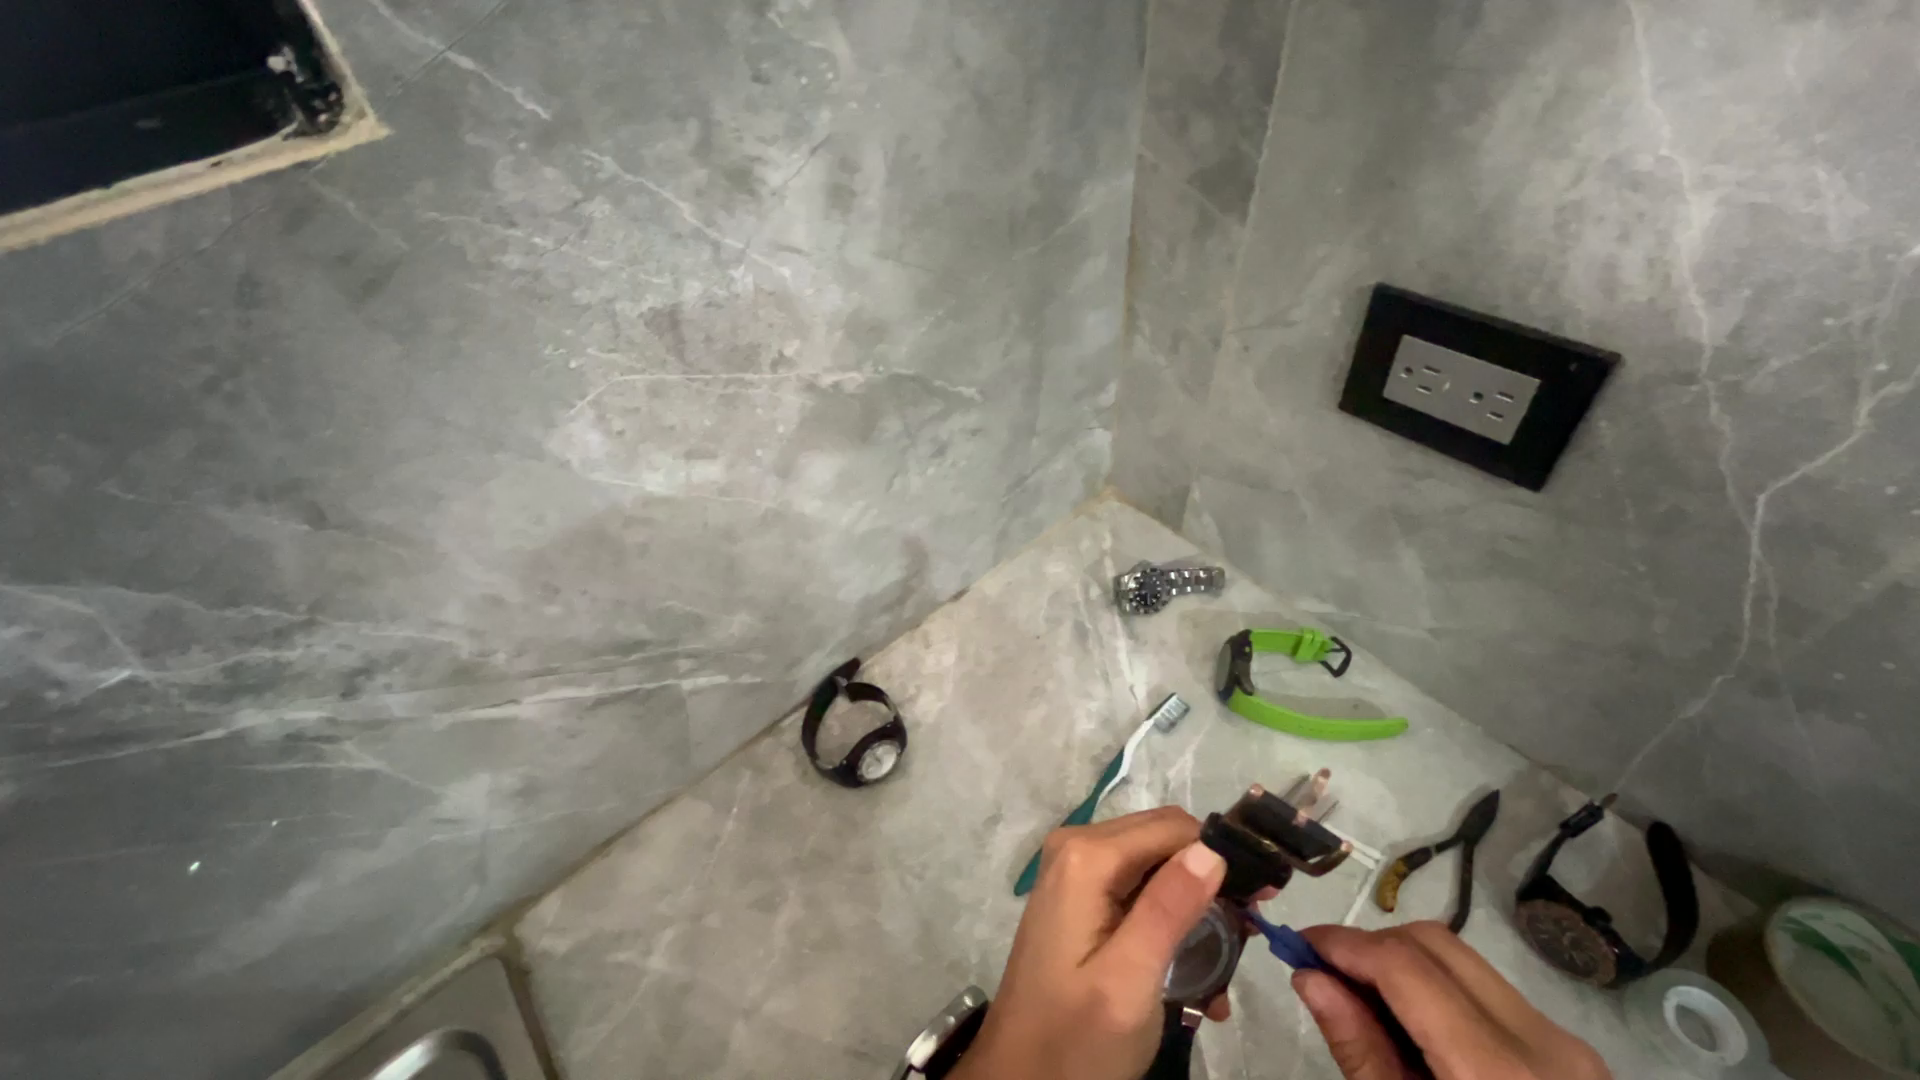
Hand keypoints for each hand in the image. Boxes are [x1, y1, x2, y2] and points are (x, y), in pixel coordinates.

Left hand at [952, 807, 1226, 1079]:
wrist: (1017, 1076)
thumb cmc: (1073, 1037)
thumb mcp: (1128, 980)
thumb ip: (1168, 910)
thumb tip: (1211, 848)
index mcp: (1087, 856)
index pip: (1174, 828)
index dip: (1223, 857)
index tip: (1263, 904)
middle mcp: (1078, 846)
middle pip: (1165, 838)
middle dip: (1211, 880)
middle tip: (1249, 934)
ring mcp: (1076, 869)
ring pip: (1157, 862)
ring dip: (1195, 905)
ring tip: (1223, 966)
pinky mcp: (1080, 895)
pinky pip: (1137, 886)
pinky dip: (1170, 917)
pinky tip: (1193, 970)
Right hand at [1293, 922, 1612, 1079]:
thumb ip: (1361, 1053)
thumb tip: (1310, 978)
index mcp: (1499, 1073)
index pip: (1405, 965)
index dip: (1343, 944)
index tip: (1297, 945)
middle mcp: (1545, 1041)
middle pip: (1435, 945)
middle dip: (1371, 946)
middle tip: (1325, 972)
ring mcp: (1569, 1047)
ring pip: (1464, 962)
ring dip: (1403, 964)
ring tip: (1363, 1001)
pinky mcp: (1576, 1056)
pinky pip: (1490, 993)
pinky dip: (1438, 991)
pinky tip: (1414, 1029)